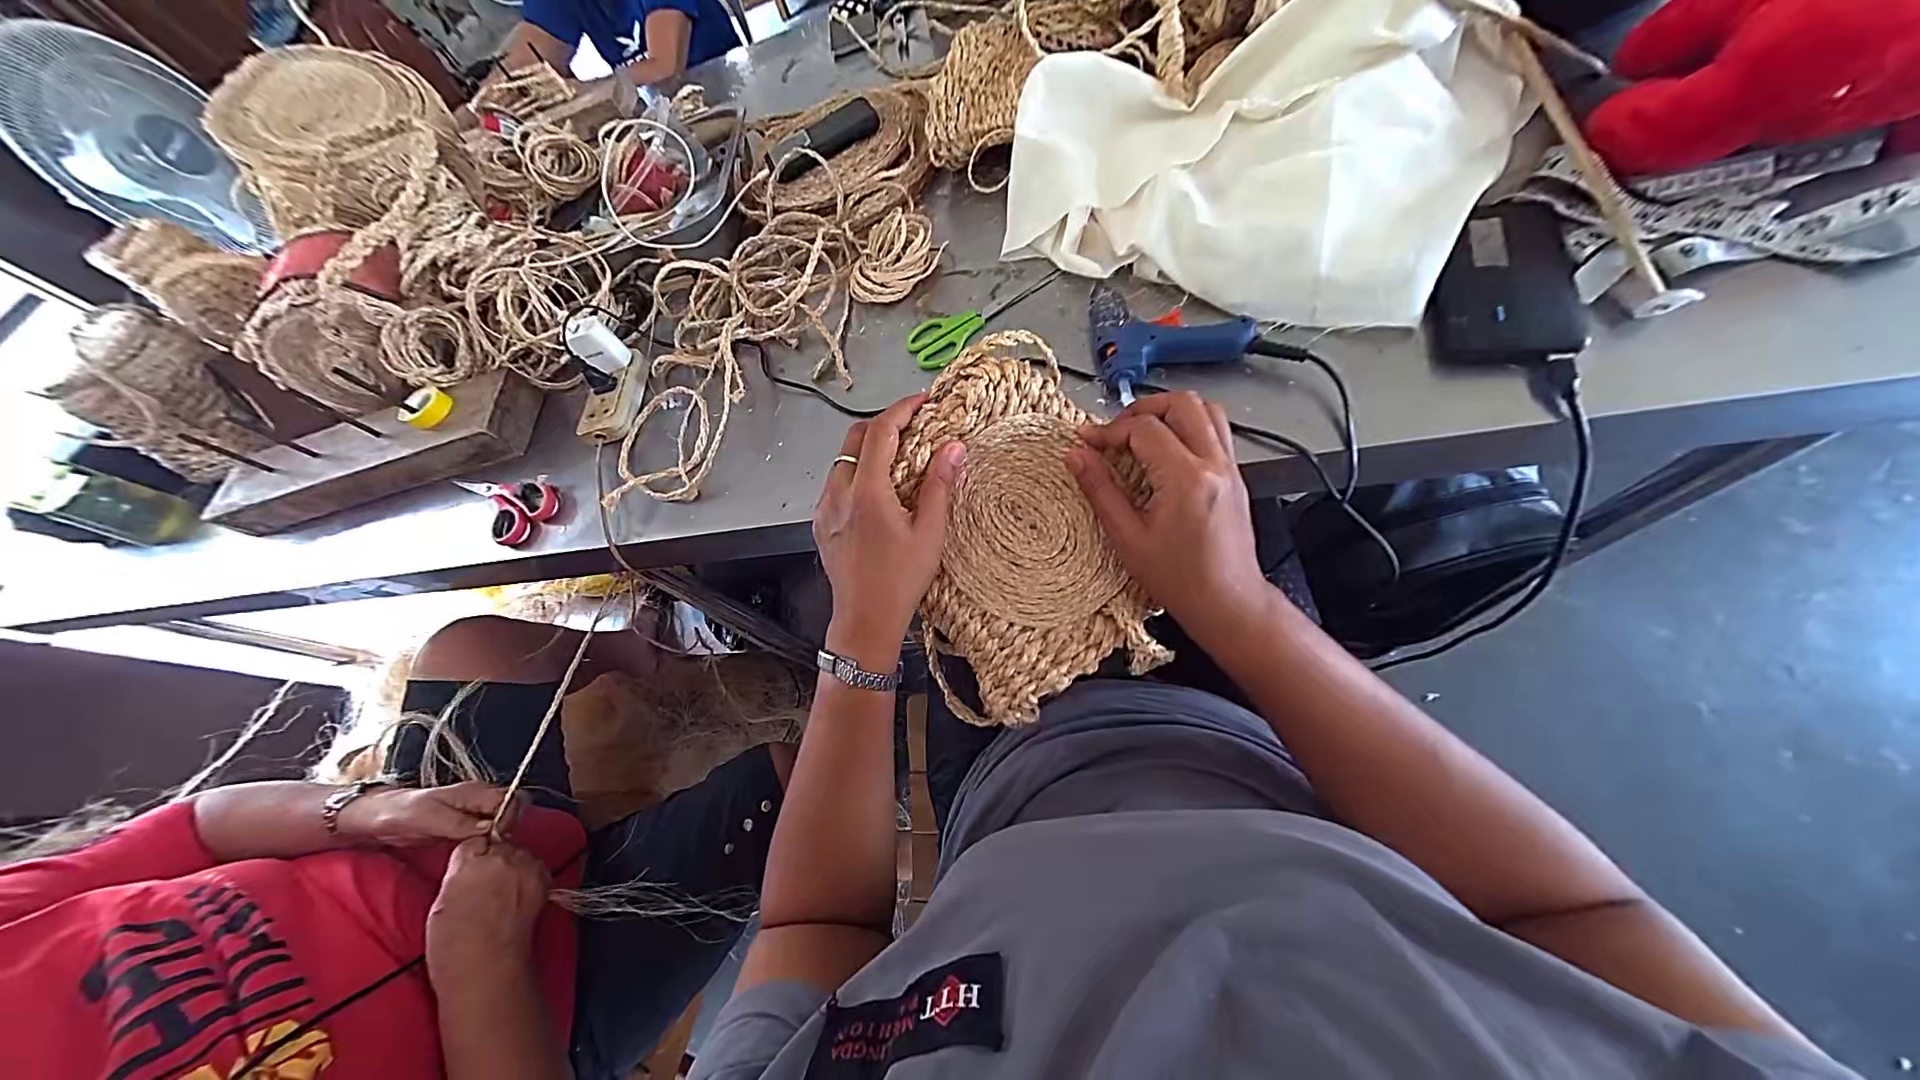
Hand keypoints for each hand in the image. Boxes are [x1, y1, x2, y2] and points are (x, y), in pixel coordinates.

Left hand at [335, 782, 522, 847]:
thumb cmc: (401, 815)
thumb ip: (461, 823)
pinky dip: (490, 838)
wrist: (375, 818)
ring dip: (500, 834)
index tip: (496, 838)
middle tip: (492, 846)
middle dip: (509, 826)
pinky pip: (490, 827)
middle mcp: (481, 797)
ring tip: (486, 851)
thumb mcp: (429, 820)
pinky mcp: (467, 823)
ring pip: (503, 818)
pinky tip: (480, 850)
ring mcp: (475, 810)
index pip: (512, 799)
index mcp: (476, 792)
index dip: (510, 818)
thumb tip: (491, 828)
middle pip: (513, 807)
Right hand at [427, 836, 550, 971]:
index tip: (469, 872)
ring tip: (504, 893)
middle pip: (498, 847)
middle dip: (493, 860)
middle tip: (486, 885)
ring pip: (519, 854)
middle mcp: (501, 858)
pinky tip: (519, 896)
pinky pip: (536, 867)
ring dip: (513, 867)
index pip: (471, 844)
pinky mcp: (544, 877)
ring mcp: (526, 866)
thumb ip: (457, 877)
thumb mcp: (440, 906)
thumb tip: (467, 868)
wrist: (488, 966)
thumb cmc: (453, 947)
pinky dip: (529, 876)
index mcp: (469, 864)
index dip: (470, 858)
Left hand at [814, 394, 965, 667]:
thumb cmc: (900, 582)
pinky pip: (836, 482)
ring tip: (900, 454)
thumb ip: (939, 486)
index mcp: (867, 493)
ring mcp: (825, 508)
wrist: (864, 620)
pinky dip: (857, 471)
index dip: (903, 409)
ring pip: (843, 459)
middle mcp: (839, 494)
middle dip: (884, 422)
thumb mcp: (930, 534)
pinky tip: (878, 487)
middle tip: (913, 424)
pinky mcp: (821, 523)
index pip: (881, 433)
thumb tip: (954, 447)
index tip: (922, 401)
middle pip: (855, 438)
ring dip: (869, 447)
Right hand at [1066, 391, 1275, 644]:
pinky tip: (1165, 452)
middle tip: (1115, 431)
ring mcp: (1229, 468)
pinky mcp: (1235, 476)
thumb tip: (1077, 457)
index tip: (1088, 442)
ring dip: (1169, 412)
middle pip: (1181, 403)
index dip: (1109, 430)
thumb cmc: (1181, 579)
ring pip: (1206, 409)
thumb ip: (1100, 490)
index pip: (1143, 428)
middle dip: (1141, 410)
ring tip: (1141, 434)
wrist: (1226, 602)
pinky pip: (1216, 431)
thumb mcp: (1127, 538)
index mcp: (1185, 480)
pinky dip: (1188, 427)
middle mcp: (1213, 466)